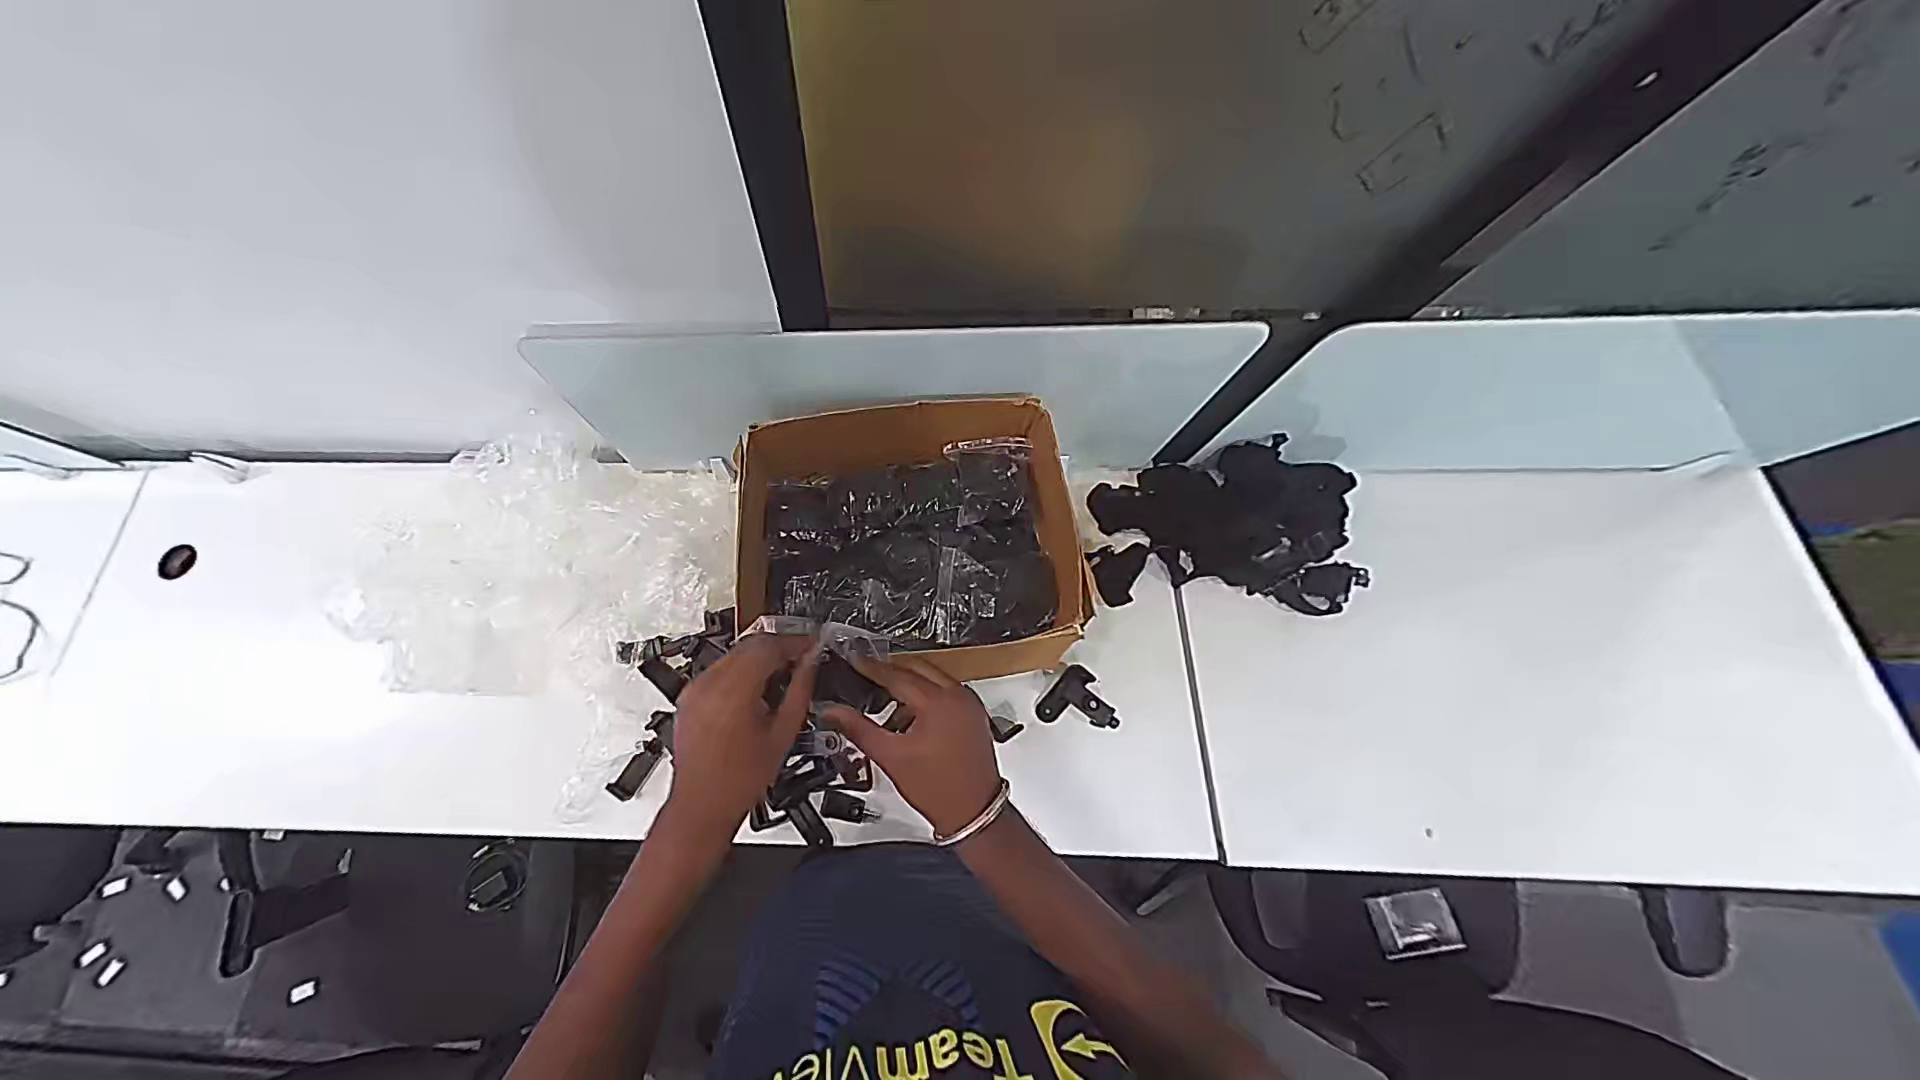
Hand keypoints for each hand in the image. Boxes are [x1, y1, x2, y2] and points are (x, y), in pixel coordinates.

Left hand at [659, 633, 818, 842]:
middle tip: (802, 657)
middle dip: (780, 647)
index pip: (769, 647)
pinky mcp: (690, 697)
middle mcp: (709, 685)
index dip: (795, 642)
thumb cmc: (738, 781)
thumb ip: (800, 690)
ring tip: (783, 675)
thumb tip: (810, 664)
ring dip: (762, 658)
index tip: (811, 645)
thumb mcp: (784, 732)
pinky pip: (721, 669)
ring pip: (736, 654)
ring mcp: (696, 690)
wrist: (703, 805)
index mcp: (733, 692)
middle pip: (751, 644)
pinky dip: (743, 671)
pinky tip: (759, 689)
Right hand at [819, 657, 1002, 836]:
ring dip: (910, 685)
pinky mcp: (974, 714)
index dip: (872, 668)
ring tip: (888, 707)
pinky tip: (911, 718)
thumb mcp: (890, 756)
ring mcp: (969, 704)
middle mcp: (958, 696)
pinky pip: (947, 692)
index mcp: (938, 701)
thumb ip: (858, 728)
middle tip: (868, 678)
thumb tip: (835, 712)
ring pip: (933, 678)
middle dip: (891, 671)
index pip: (897, 674)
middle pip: (917, 668)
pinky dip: (927, 696)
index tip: (857, 662)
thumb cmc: (940, 789)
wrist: (973, 812)